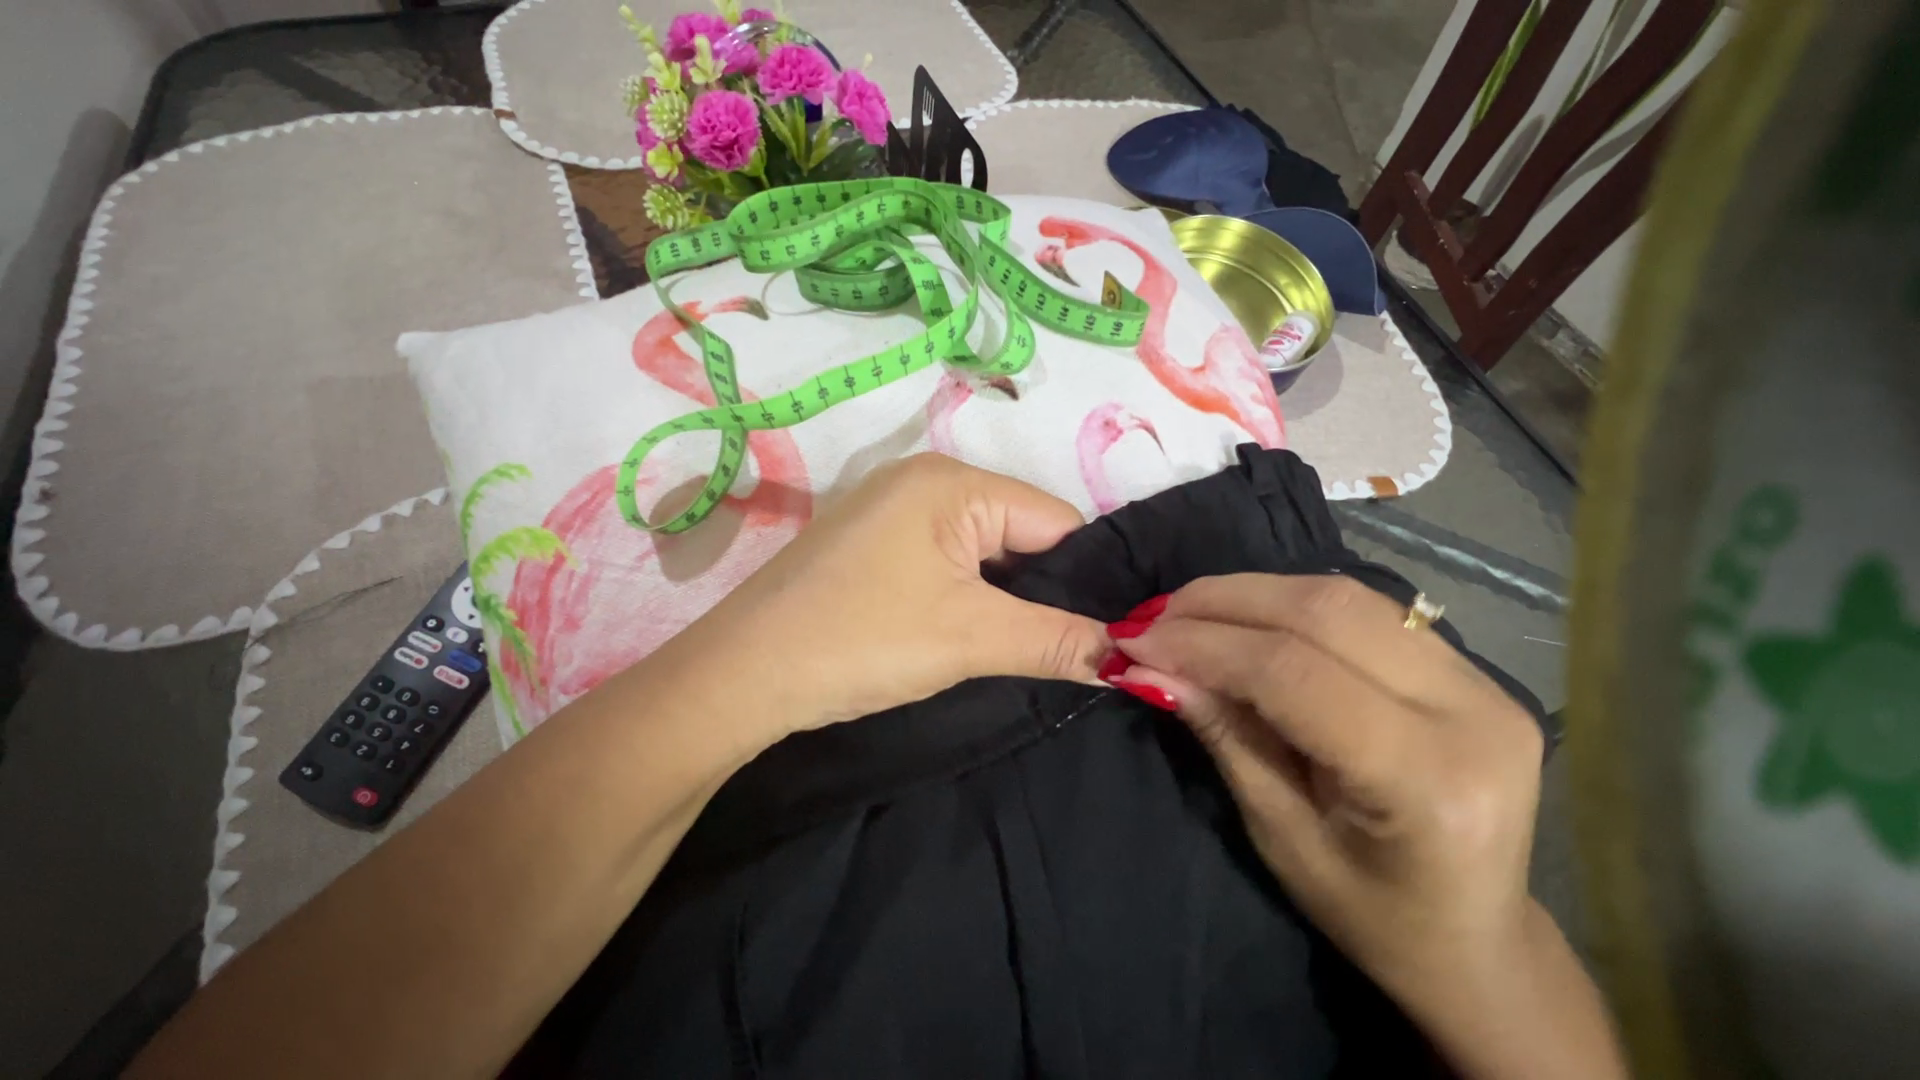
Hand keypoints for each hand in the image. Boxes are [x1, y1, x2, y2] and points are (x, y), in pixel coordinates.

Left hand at [678, 454, 1109, 736]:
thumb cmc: (862, 641)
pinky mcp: (868, 545)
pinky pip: (941, 560)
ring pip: (980, 551)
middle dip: (1042, 591)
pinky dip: (963, 595)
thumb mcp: (970, 638)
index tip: (1106, 634)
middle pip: (1018, 531)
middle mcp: (921, 480)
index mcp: (951, 481)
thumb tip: (1129, 659)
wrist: (742, 676)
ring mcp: (888, 511)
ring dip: (1003, 598)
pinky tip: (963, 635)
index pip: (1055, 519)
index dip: (1085, 579)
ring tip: (1018, 649)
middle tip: (1067, 650)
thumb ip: (1057, 641)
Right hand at [1106, 575, 1620, 1079]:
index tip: (1135, 642)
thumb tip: (1150, 666)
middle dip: (1224, 603)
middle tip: (1154, 618)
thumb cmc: (1369, 915)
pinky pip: (1371, 611)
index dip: (1205, 646)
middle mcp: (1471, 712)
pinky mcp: (1478, 672)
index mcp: (1425, 779)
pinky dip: (1294, 605)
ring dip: (1255, 594)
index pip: (1294, 674)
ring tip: (1189, 613)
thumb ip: (1226, 736)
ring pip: (1349, 597)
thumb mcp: (1281, 835)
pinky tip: (1248, 619)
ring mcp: (1484, 684)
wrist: (1476, 941)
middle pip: (1327, 613)